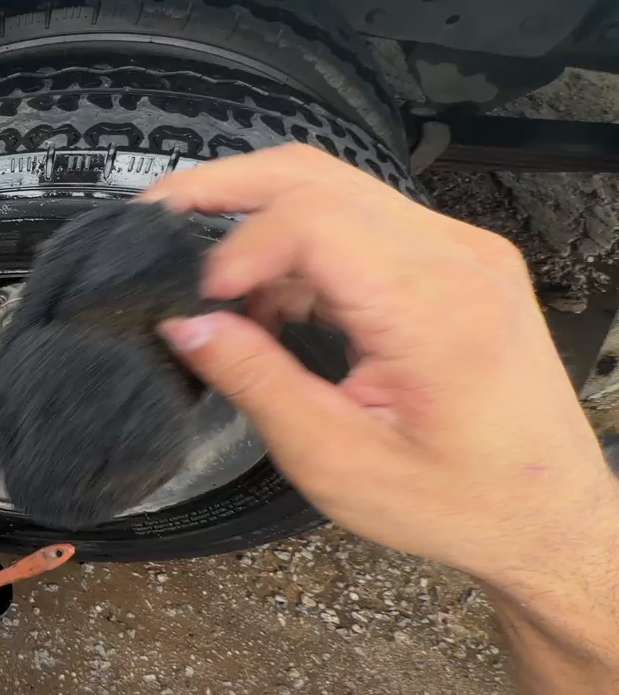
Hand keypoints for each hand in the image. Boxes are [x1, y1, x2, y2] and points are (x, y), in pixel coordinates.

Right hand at [140, 145, 618, 642]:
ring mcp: (451, 252)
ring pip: (324, 185)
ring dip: (242, 209)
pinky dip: (277, 242)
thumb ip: (252, 379)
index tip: (193, 302)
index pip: (310, 219)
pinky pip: (344, 220)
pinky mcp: (441, 264)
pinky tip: (252, 296)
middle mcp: (451, 256)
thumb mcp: (330, 455)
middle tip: (144, 219)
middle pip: (311, 176)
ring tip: (186, 259)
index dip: (232, 249)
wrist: (550, 518)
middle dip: (215, 186)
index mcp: (431, 304)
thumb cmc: (450, 499)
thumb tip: (181, 323)